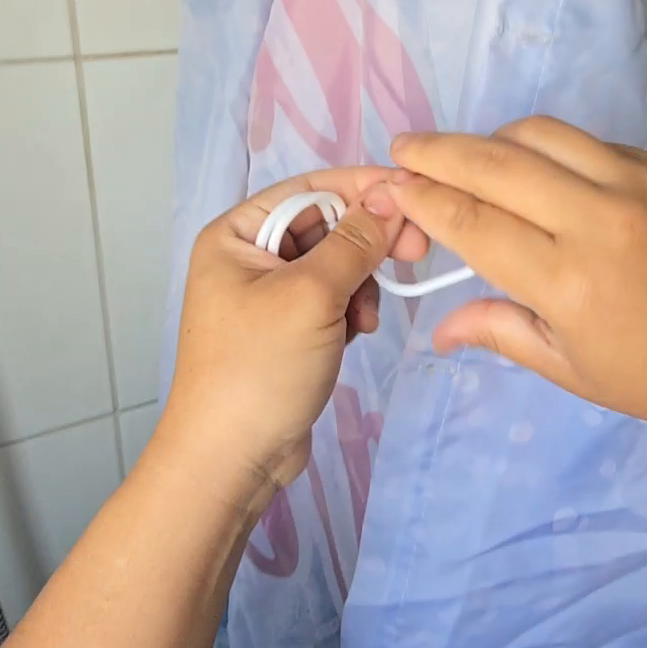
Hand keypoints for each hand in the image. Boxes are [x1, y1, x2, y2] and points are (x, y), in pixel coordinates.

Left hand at [155, 168, 429, 512]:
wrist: (231, 459)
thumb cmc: (261, 367)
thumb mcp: (312, 295)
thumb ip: (355, 241)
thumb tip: (391, 194)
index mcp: (236, 234)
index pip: (309, 190)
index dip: (363, 188)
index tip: (415, 196)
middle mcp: (248, 257)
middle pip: (324, 226)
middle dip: (365, 244)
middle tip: (415, 254)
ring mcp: (267, 295)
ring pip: (334, 265)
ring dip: (360, 284)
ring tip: (363, 319)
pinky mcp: (287, 329)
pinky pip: (330, 299)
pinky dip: (350, 309)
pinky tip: (355, 334)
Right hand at [386, 117, 646, 450]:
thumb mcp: (576, 371)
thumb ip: (501, 333)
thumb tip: (439, 331)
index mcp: (568, 280)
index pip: (470, 221)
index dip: (421, 198)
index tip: (391, 186)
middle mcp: (597, 218)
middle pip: (493, 163)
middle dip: (435, 150)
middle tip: (403, 147)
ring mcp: (638, 182)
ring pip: (539, 135)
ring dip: (490, 139)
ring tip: (467, 156)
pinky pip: (588, 142)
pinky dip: (547, 148)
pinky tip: (540, 170)